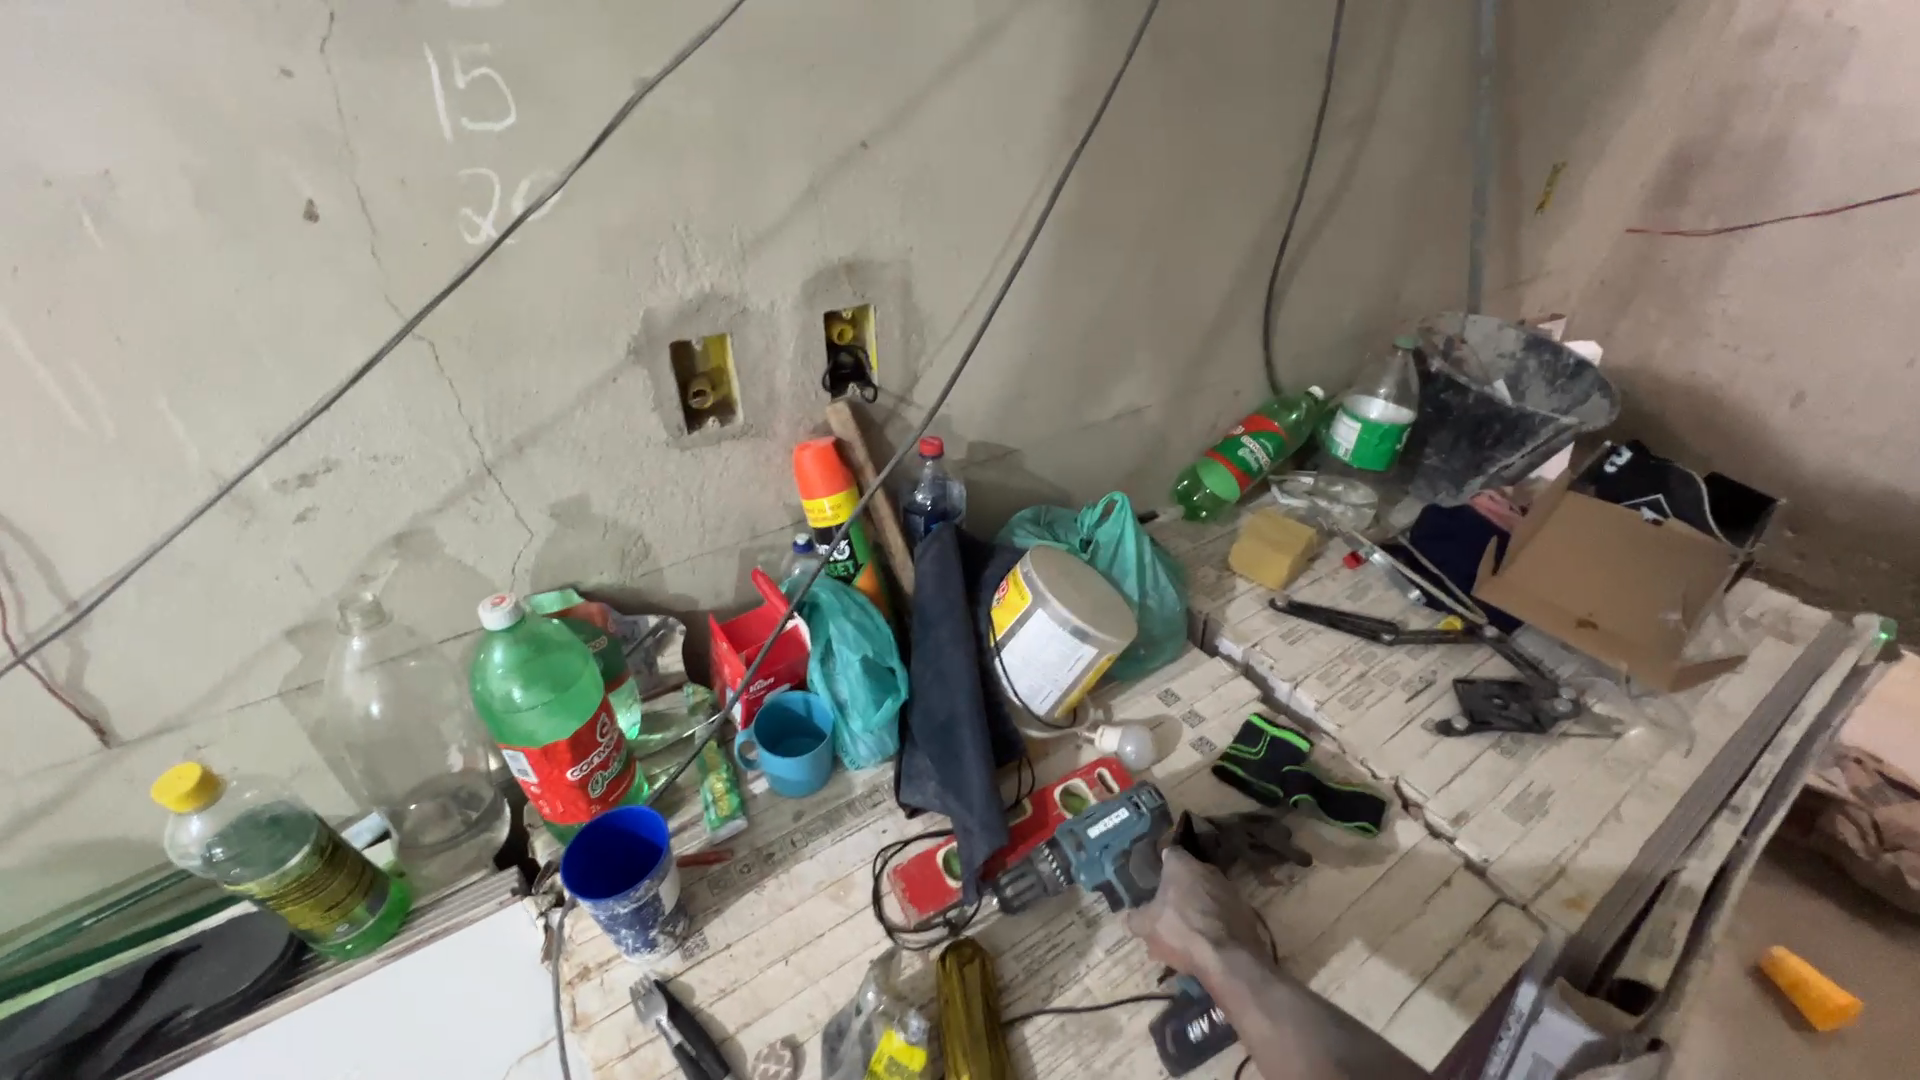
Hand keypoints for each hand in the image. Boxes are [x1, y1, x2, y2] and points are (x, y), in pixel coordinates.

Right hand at [1124, 848, 1268, 980]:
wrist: (1229, 959)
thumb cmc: (1181, 931)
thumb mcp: (1146, 927)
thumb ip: (1135, 918)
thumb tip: (1129, 916)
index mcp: (1181, 864)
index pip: (1169, 853)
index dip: (1161, 864)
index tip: (1155, 878)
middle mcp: (1207, 869)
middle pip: (1190, 874)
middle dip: (1180, 889)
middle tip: (1168, 909)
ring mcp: (1230, 890)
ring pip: (1208, 894)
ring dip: (1199, 907)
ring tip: (1187, 932)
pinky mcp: (1246, 912)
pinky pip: (1224, 913)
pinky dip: (1216, 923)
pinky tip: (1208, 943)